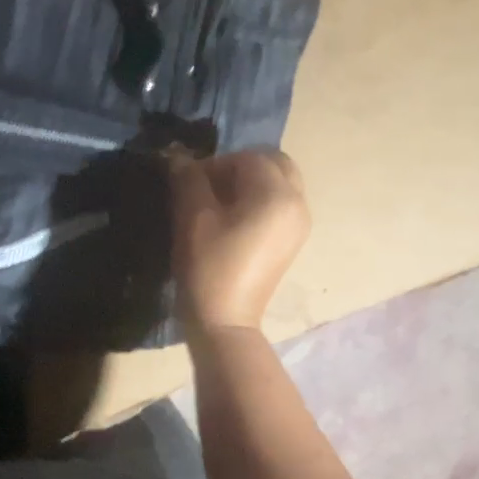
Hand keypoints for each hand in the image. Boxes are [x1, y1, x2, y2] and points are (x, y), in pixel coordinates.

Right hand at [169, 149, 309, 332]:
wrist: (225, 321)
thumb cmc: (208, 269)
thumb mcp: (193, 220)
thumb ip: (189, 181)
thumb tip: (179, 157)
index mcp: (276, 194)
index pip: (247, 158)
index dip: (215, 164)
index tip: (189, 183)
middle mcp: (297, 201)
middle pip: (273, 164)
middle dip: (239, 168)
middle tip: (208, 189)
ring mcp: (299, 223)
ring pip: (279, 183)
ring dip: (250, 183)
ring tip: (219, 206)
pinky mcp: (293, 241)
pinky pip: (280, 204)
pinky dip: (259, 201)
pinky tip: (233, 222)